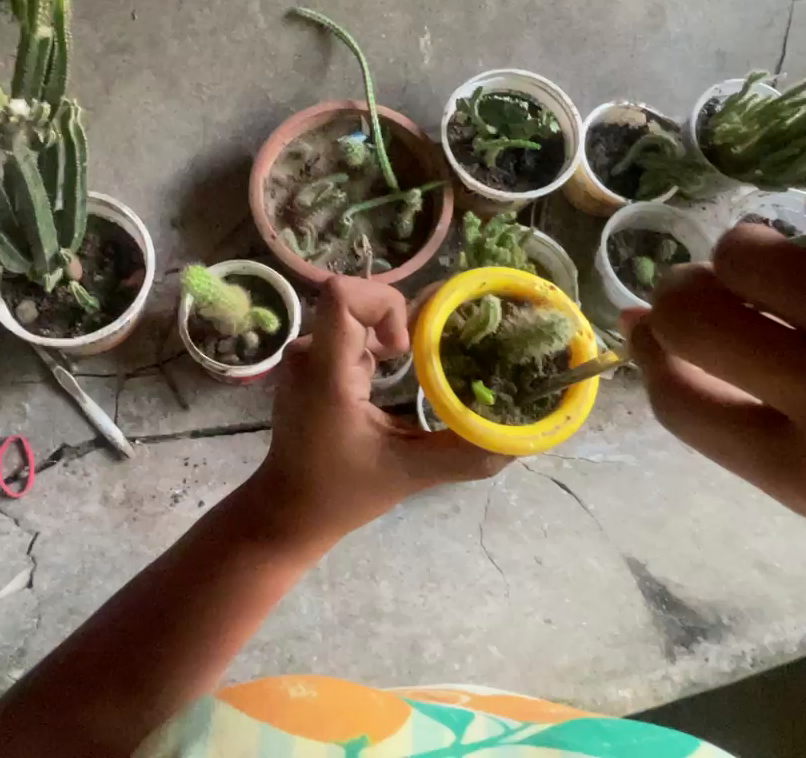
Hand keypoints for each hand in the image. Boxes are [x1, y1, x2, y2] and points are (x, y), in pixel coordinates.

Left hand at [249, 277, 509, 542]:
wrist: (287, 510)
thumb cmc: (342, 493)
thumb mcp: (409, 474)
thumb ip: (464, 455)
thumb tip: (518, 441)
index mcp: (327, 372)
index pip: (341, 296)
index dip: (384, 303)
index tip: (407, 347)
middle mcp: (308, 353)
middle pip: (355, 299)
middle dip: (399, 318)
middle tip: (428, 354)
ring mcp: (304, 356)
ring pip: (353, 313)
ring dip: (389, 331)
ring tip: (417, 363)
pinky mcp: (308, 363)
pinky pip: (345, 329)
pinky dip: (375, 340)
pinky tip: (396, 370)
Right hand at [629, 174, 805, 697]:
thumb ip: (739, 422)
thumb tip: (654, 330)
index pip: (674, 391)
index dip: (647, 348)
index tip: (653, 326)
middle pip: (695, 311)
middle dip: (683, 294)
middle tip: (719, 295)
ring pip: (756, 252)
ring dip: (748, 252)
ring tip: (786, 265)